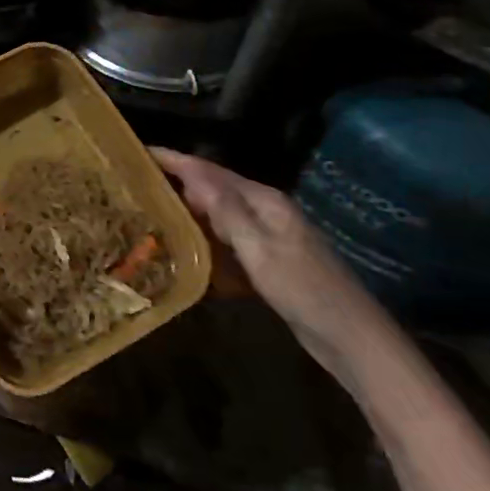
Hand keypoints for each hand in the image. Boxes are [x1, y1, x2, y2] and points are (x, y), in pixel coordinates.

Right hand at [150, 148, 381, 363]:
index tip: (142, 152)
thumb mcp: (261, 250)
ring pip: (220, 218)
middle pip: (215, 190)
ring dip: (191, 214)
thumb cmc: (304, 290)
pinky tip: (188, 252)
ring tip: (154, 214)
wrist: (350, 338)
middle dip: (179, 185)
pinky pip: (229, 244)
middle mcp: (265, 211)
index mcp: (264, 200)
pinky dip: (207, 243)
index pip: (211, 172)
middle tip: (139, 186)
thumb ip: (227, 212)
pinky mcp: (268, 263)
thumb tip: (193, 174)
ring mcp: (268, 237)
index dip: (177, 160)